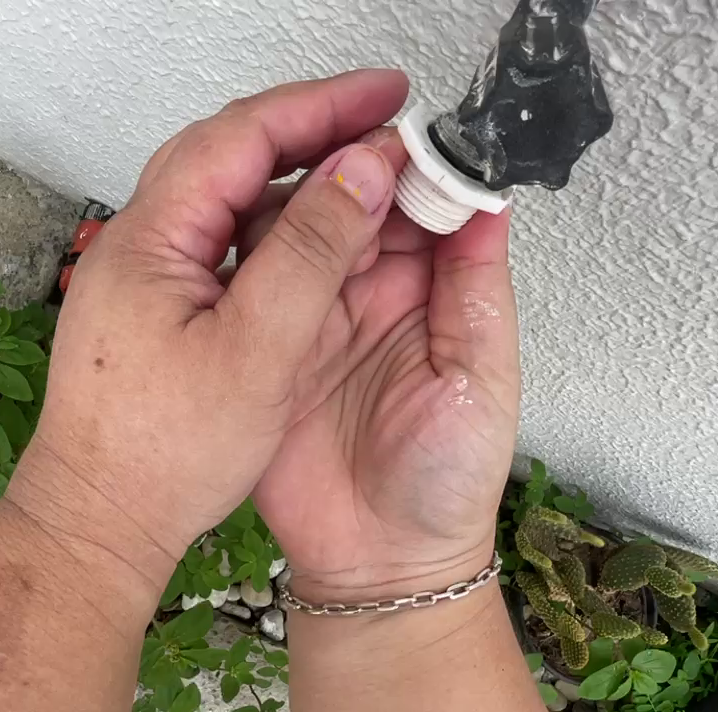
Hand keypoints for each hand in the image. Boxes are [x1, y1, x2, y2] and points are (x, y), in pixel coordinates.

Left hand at [5, 70, 412, 595]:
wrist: (101, 520)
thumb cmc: (164, 454)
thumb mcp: (256, 351)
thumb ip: (310, 253)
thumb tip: (360, 172)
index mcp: (149, 239)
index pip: (242, 136)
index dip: (322, 107)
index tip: (387, 97)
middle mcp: (137, 248)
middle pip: (231, 161)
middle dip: (312, 140)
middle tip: (381, 135)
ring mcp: (143, 283)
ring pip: (227, 212)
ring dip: (295, 198)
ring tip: (359, 196)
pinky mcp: (155, 318)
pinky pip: (220, 259)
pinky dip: (271, 248)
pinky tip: (308, 261)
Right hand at [251, 145, 519, 603]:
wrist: (379, 564)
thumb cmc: (444, 484)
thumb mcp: (479, 381)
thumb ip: (475, 292)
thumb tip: (485, 197)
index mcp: (421, 297)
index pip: (408, 208)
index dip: (400, 170)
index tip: (384, 142)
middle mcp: (360, 302)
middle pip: (340, 212)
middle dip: (331, 180)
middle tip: (320, 167)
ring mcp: (304, 328)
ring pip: (287, 243)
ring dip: (281, 216)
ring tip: (276, 204)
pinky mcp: (261, 361)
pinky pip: (247, 300)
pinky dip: (239, 268)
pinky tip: (232, 247)